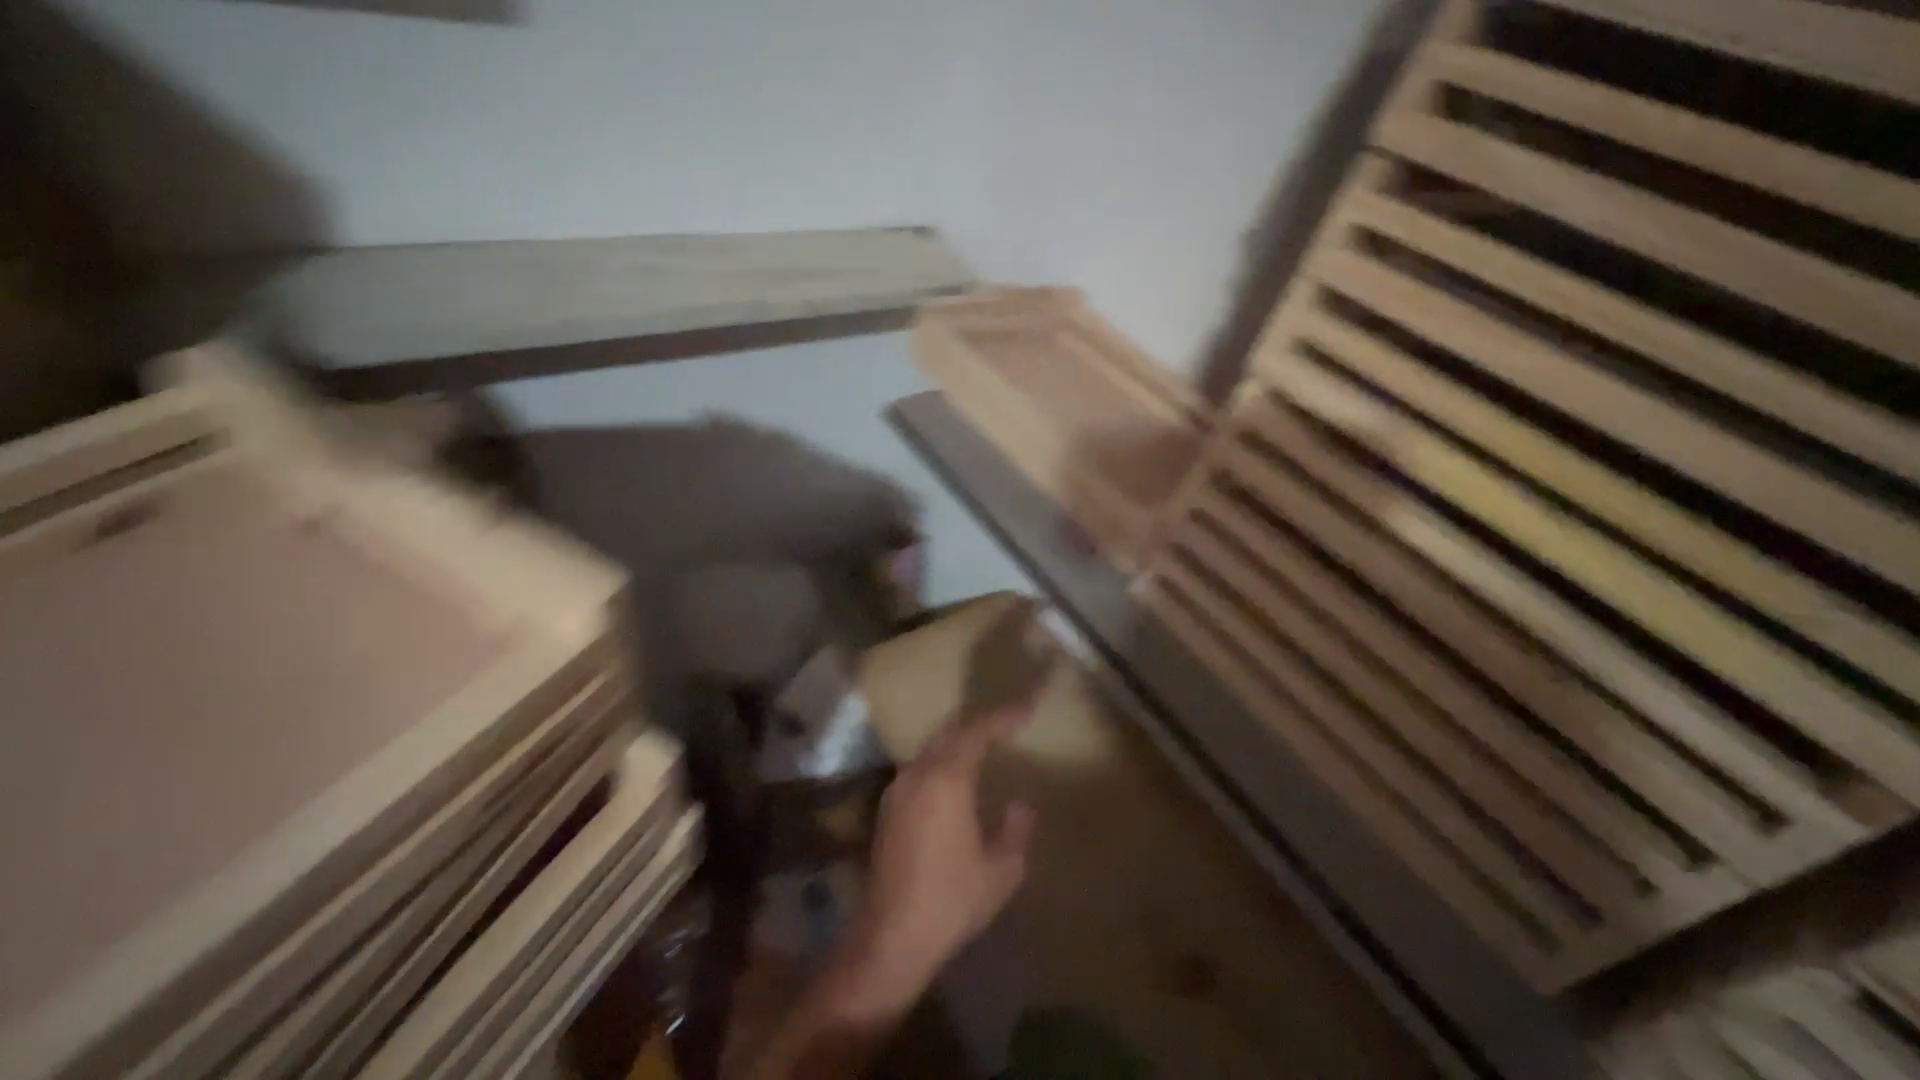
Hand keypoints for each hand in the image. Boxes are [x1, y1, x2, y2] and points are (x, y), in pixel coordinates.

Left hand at [842, 706, 1036, 1014]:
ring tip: (985, 747)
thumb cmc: (952, 900)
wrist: (892, 936)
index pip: (977, 731)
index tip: (1027, 708)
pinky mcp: (886, 812)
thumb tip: (1018, 804)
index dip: (1003, 717)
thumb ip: (1016, 829)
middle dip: (978, 723)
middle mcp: (917, 775)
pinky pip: (919, 771)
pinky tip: (956, 781)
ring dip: (956, 742)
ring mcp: (896, 792)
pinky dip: (941, 763)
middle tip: (1006, 722)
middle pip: (948, 733)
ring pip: (929, 750)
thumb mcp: (1002, 870)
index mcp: (947, 780)